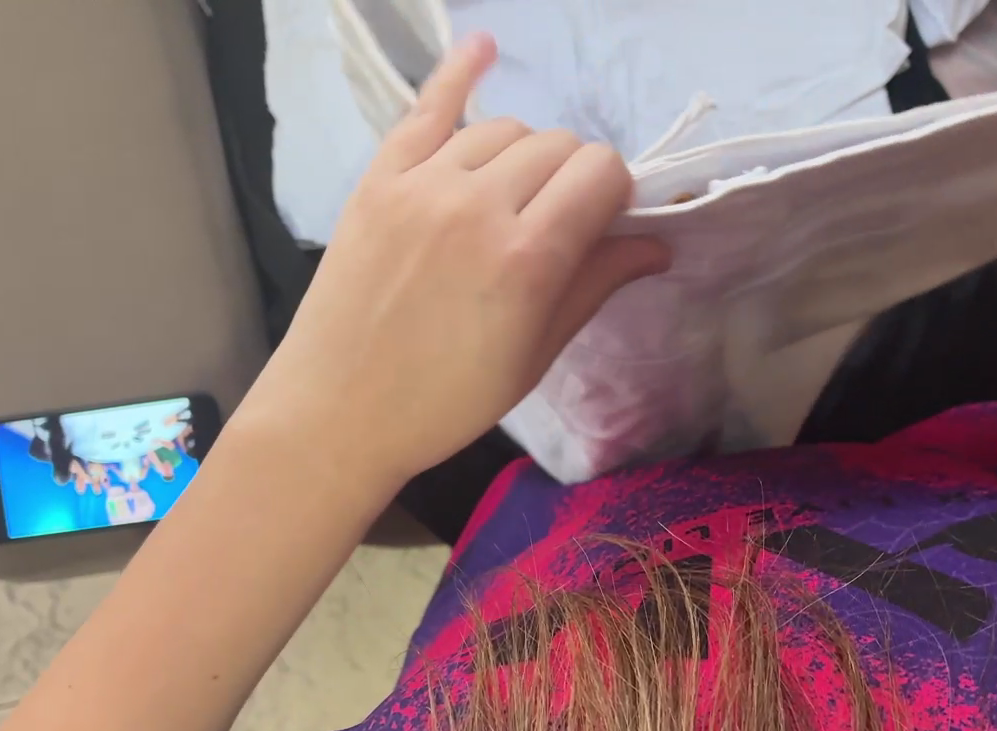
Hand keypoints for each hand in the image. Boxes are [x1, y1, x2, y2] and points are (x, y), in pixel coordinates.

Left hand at [238, 33, 670, 488]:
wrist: (339, 414)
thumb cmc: (446, 404)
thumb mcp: (532, 359)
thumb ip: (593, 288)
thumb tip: (657, 245)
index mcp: (527, 258)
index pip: (602, 173)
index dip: (616, 195)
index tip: (607, 226)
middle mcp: (478, 203)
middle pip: (559, 145)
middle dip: (576, 178)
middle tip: (561, 226)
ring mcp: (421, 183)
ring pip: (504, 129)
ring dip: (527, 156)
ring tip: (515, 200)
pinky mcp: (378, 180)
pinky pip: (426, 107)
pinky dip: (460, 74)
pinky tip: (484, 49)